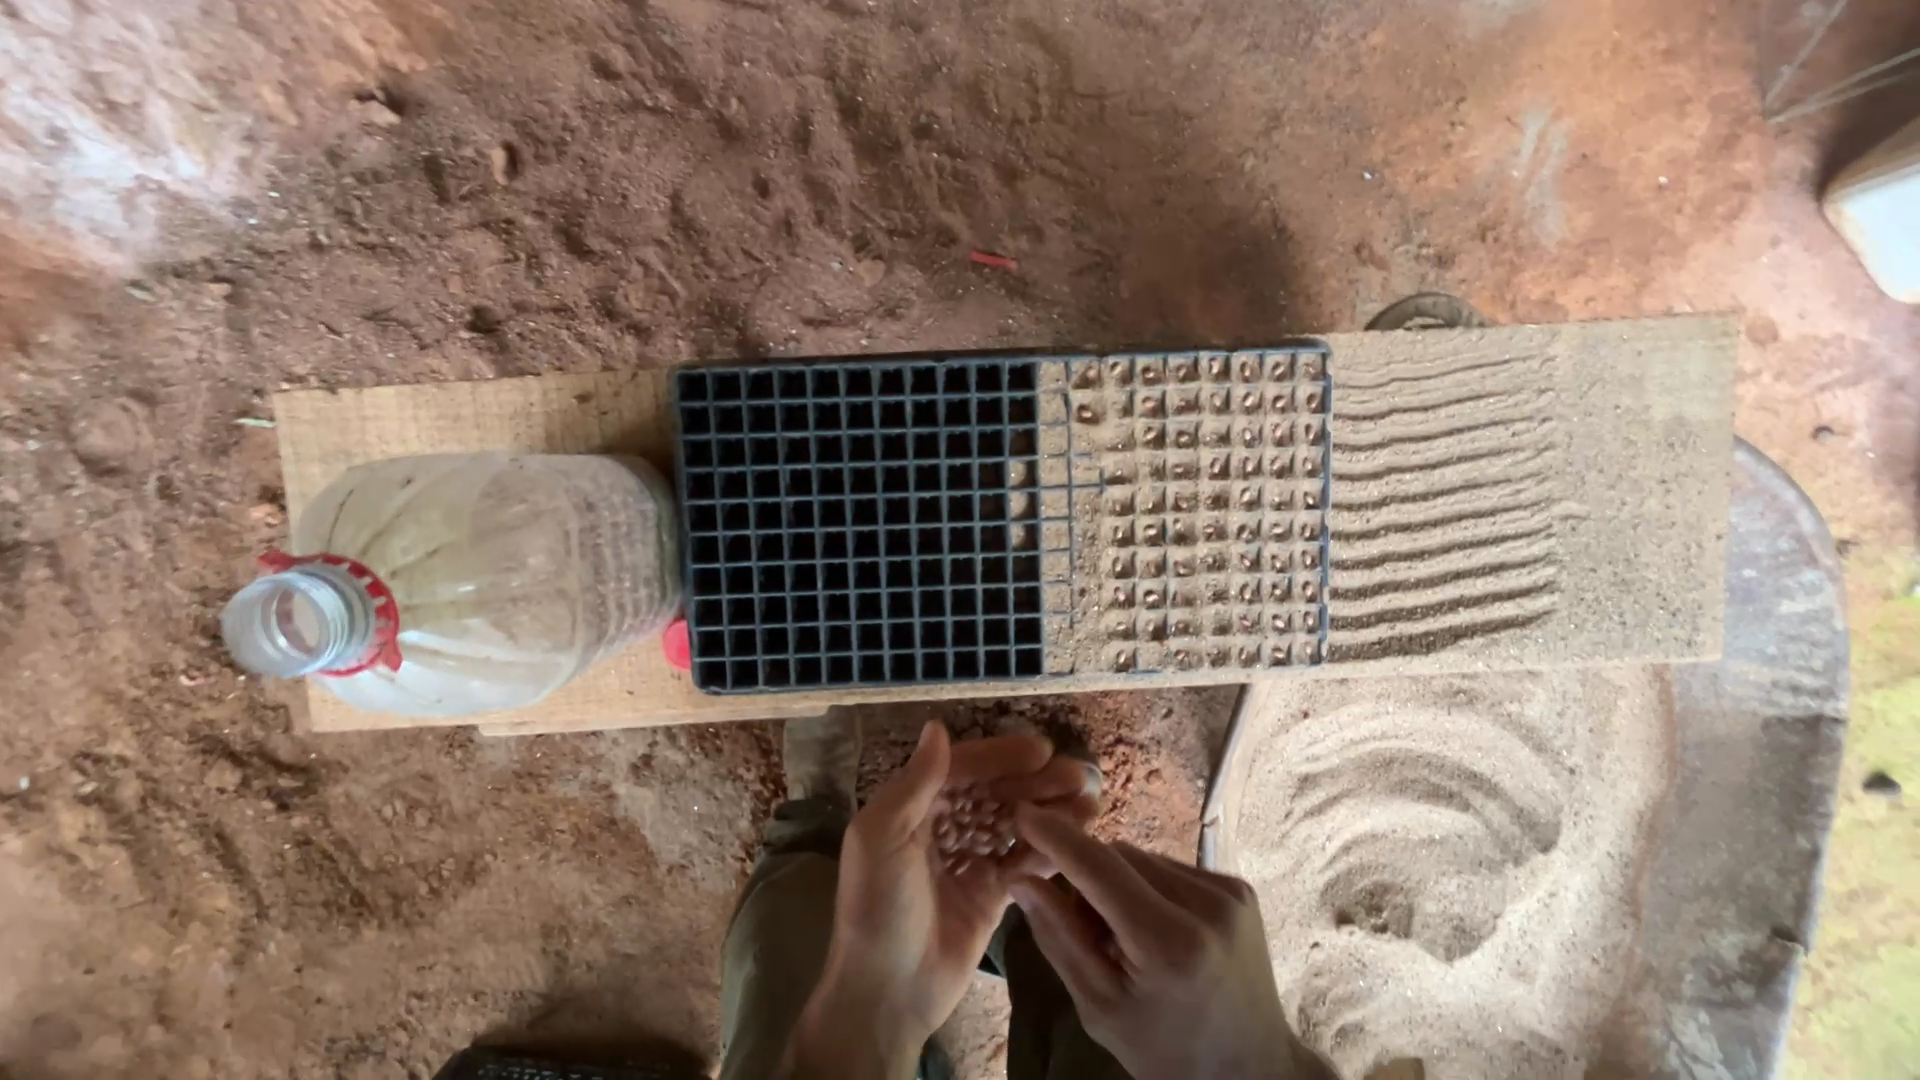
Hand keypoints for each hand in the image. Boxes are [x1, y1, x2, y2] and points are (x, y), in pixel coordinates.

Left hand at [783, 722, 1099, 1078]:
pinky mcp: (989, 895)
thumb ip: (914, 784)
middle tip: (1079, 775)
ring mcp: (967, 861)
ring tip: (1089, 802)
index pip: (962, 769)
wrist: (887, 995)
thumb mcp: (882, 839)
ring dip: (1047, 810)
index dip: (1000, 757)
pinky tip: (1075, 840)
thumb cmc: (878, 909)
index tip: (1042, 750)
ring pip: (1012, 824)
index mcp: (912, 809)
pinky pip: (1021, 862)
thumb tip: (937, 727)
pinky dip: (1045, 850)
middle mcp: (941, 827)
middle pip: (993, 793)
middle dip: (1034, 782)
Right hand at [1009, 805, 1327, 1079]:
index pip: (1100, 868)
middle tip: (1089, 931)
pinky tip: (1158, 929)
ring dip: (1120, 881)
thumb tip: (1020, 878)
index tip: (1023, 813)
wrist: (1252, 1070)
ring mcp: (1230, 892)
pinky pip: (1170, 865)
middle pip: (1119, 855)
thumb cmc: (1166, 1051)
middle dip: (1090, 879)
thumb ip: (1059, 937)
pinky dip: (1150, 886)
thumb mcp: (1100, 1007)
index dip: (1057, 838)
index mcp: (1170, 944)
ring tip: (1127, 937)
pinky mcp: (1240, 887)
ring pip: (1143, 856)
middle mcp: (1207, 906)